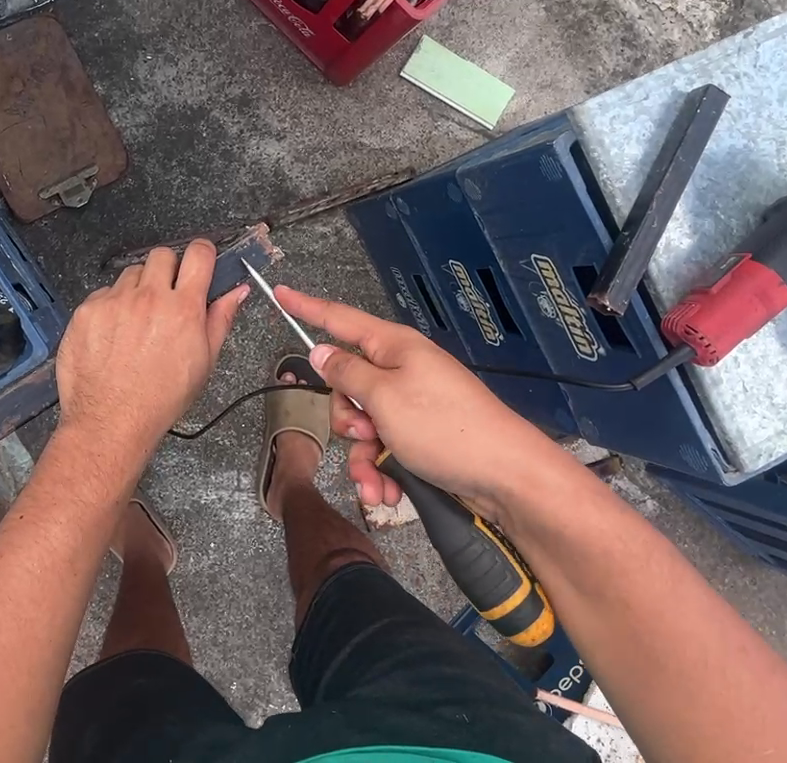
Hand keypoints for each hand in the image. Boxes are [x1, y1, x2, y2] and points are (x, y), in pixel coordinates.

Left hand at [54, 240, 249, 457]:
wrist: (110, 420)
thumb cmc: (159, 399)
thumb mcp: (204, 362)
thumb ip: (220, 319)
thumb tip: (237, 292)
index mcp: (183, 309)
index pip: (199, 254)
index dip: (202, 253)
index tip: (200, 258)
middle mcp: (149, 299)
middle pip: (162, 255)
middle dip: (167, 270)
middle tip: (165, 296)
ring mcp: (115, 302)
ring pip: (131, 273)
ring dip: (137, 289)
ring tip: (137, 322)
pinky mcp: (88, 310)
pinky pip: (103, 293)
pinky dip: (110, 307)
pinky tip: (114, 333)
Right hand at [276, 286, 572, 519]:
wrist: (507, 478)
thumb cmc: (444, 427)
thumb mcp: (384, 397)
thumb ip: (346, 373)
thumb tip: (321, 351)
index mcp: (393, 347)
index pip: (339, 319)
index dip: (307, 307)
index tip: (280, 292)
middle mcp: (401, 370)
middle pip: (347, 383)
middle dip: (345, 416)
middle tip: (361, 432)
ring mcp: (413, 404)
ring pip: (363, 422)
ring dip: (361, 455)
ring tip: (375, 480)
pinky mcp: (422, 436)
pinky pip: (384, 447)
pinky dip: (380, 471)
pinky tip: (386, 494)